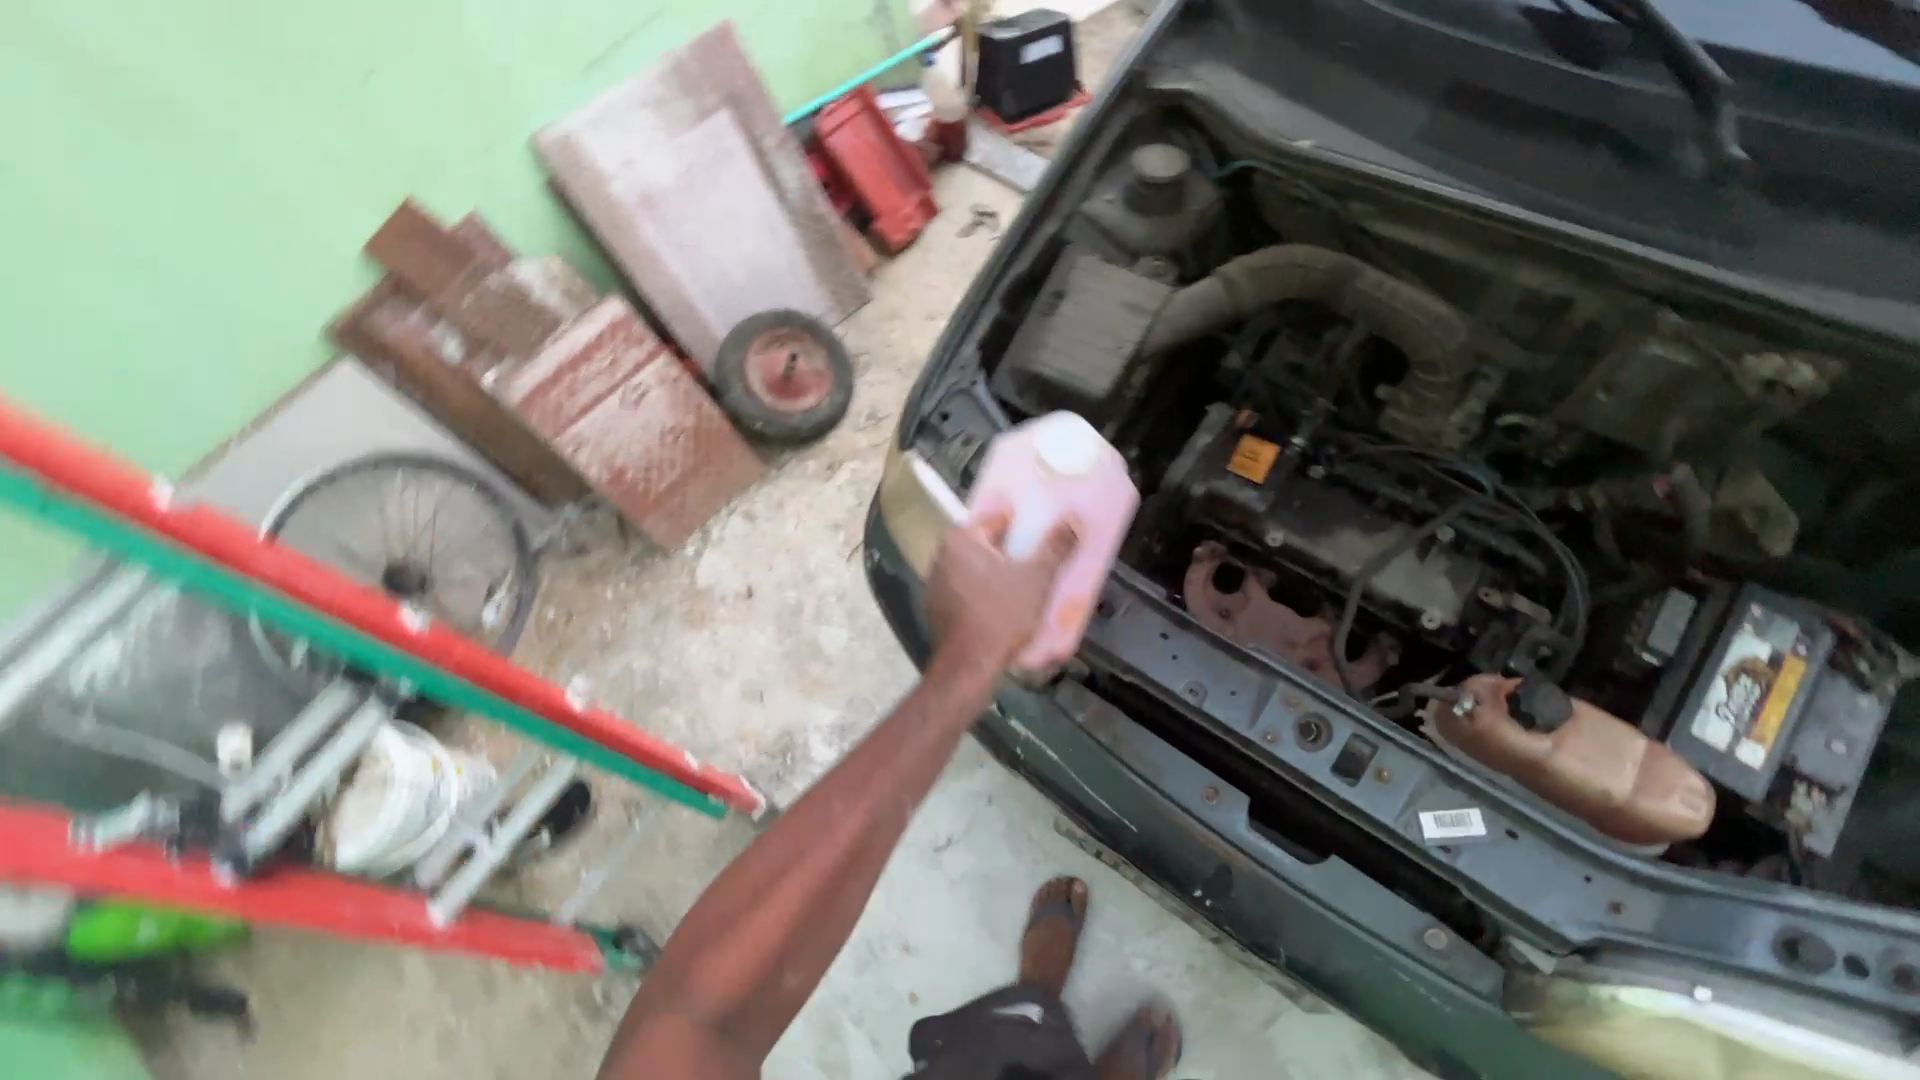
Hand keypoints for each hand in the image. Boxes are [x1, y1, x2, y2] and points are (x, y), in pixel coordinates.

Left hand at [926, 510, 1078, 672]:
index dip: (1021, 526)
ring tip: (1023, 587)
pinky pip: (964, 593)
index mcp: (960, 540)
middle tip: (1036, 562)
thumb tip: (1073, 519)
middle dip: (1009, 551)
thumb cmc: (1002, 614)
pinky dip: (981, 595)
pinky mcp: (935, 610)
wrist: (969, 666)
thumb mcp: (1036, 579)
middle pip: (984, 545)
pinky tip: (1001, 609)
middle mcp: (941, 557)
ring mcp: (934, 585)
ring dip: (994, 575)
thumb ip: (1055, 547)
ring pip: (973, 570)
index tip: (1040, 536)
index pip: (995, 519)